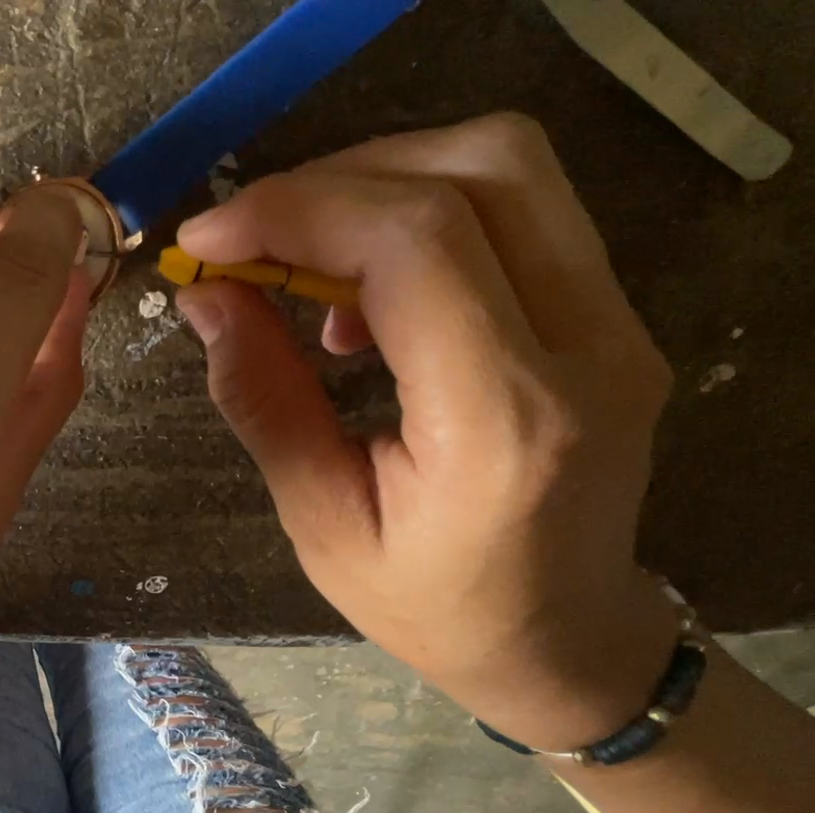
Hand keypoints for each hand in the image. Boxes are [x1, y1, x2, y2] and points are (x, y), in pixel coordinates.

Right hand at [174, 114, 677, 749]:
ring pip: (506, 169)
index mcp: (501, 419)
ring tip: (294, 259)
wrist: (560, 636)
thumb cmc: (426, 603)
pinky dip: (412, 217)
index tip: (204, 239)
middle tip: (245, 237)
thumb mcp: (318, 520)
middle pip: (480, 169)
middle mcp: (584, 345)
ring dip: (375, 186)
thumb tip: (206, 299)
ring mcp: (614, 318)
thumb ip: (264, 401)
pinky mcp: (605, 310)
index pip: (415, 245)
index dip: (296, 212)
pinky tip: (357, 292)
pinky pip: (514, 210)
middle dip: (335, 180)